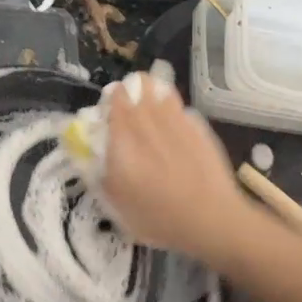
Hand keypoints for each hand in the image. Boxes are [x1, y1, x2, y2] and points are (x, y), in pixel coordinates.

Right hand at [100, 72, 254, 261]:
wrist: (209, 218)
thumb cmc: (156, 215)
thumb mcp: (115, 203)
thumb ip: (100, 173)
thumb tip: (91, 155)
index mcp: (123, 133)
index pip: (114, 97)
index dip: (111, 99)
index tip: (109, 111)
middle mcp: (149, 118)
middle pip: (140, 83)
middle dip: (133, 90)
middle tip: (130, 109)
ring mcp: (177, 119)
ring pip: (162, 89)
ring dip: (154, 93)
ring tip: (152, 110)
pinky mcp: (200, 127)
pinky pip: (181, 108)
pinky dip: (174, 112)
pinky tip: (175, 130)